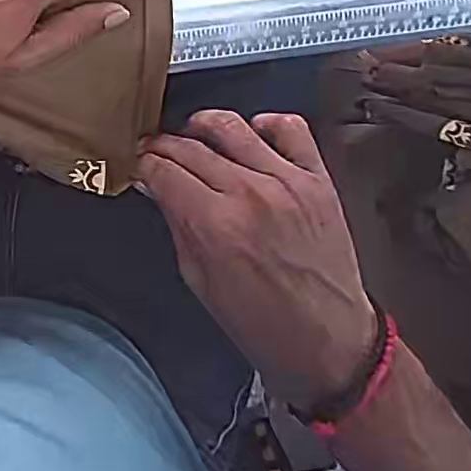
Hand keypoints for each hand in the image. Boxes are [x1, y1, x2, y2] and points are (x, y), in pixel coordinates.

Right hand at [138, 111, 374, 410]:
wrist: (331, 346)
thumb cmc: (263, 324)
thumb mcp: (199, 280)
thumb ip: (175, 223)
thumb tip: (156, 185)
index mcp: (216, 225)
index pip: (162, 168)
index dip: (143, 163)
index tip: (139, 164)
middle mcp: (250, 195)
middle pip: (188, 146)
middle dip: (162, 146)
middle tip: (155, 152)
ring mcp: (288, 182)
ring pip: (230, 125)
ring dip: (201, 125)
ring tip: (194, 136)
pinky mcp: (318, 179)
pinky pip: (289, 128)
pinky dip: (266, 124)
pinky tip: (252, 137)